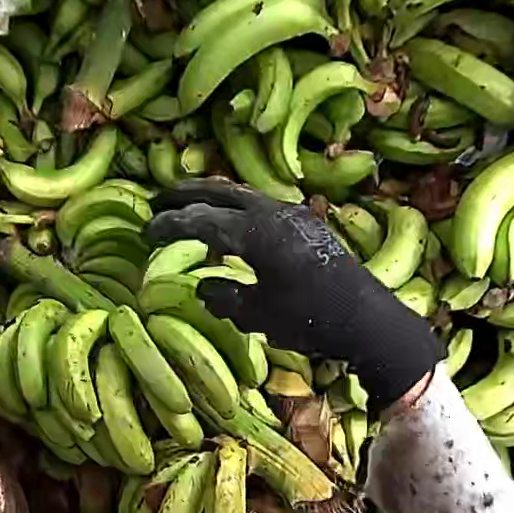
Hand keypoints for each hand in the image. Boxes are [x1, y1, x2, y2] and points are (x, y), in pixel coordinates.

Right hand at [145, 179, 441, 406]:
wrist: (368, 320)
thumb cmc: (309, 319)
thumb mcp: (256, 314)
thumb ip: (222, 296)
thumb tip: (204, 286)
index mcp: (256, 232)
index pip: (200, 220)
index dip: (169, 224)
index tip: (145, 232)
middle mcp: (272, 213)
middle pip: (219, 192)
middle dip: (186, 194)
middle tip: (158, 199)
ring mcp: (292, 215)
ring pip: (241, 196)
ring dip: (211, 199)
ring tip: (188, 207)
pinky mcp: (304, 224)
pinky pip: (258, 207)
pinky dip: (234, 211)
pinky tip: (228, 229)